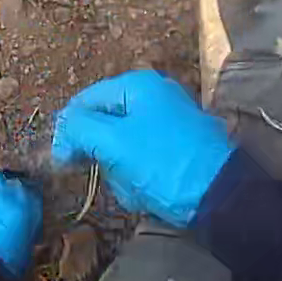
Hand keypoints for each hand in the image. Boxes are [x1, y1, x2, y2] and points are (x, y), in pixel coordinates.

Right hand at [50, 70, 232, 227]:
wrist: (219, 194)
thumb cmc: (162, 162)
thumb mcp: (113, 142)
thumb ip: (79, 128)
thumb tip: (62, 129)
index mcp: (137, 86)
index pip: (85, 101)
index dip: (69, 129)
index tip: (63, 161)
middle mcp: (152, 96)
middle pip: (103, 124)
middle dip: (102, 155)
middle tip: (110, 173)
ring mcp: (166, 121)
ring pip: (120, 146)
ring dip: (120, 171)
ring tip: (135, 185)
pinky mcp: (174, 146)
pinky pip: (141, 159)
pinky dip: (138, 177)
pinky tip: (148, 192)